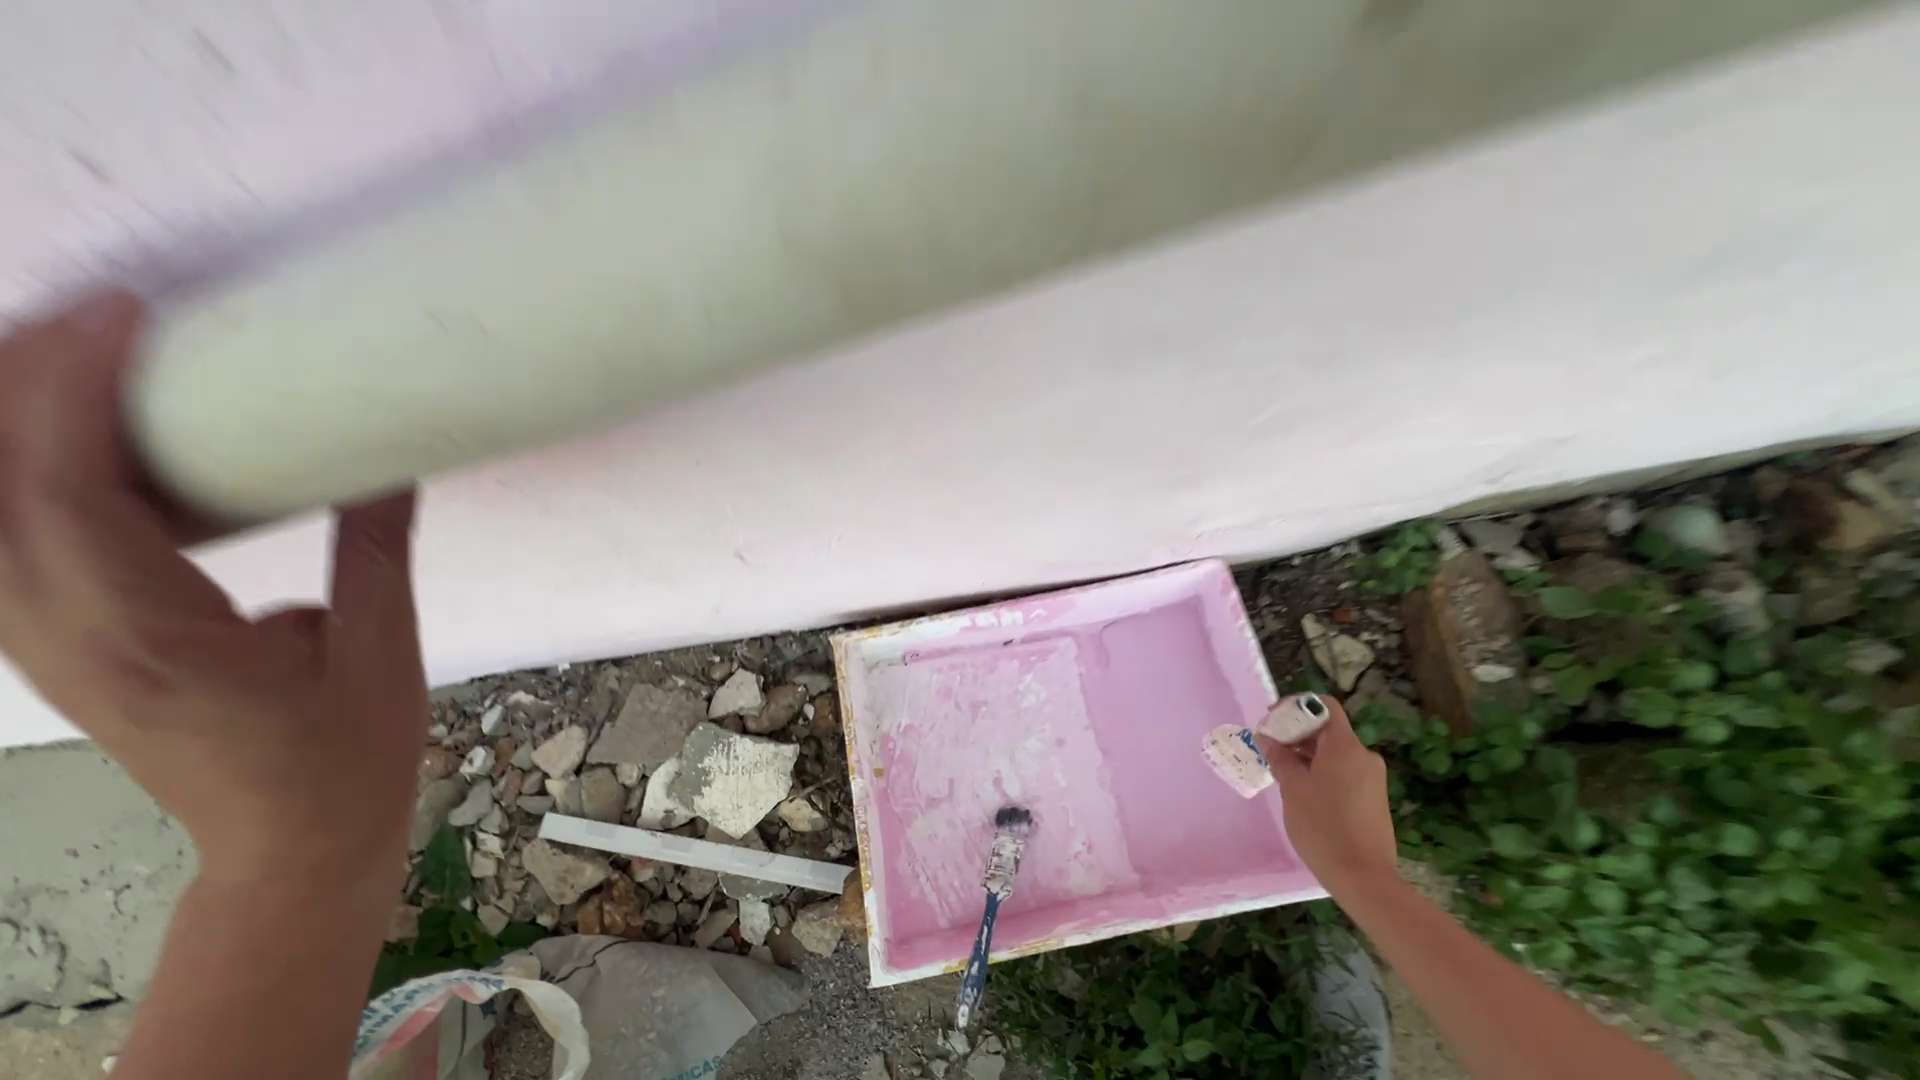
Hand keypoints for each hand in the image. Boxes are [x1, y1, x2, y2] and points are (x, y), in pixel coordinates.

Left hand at [0, 290, 428, 887]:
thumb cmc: (346, 757)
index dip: (70, 393)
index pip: (64, 495)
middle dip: (16, 380)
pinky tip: (71, 431)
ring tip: (78, 352)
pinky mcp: (51, 641)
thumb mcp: (382, 652)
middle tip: (101, 315)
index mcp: (152, 638)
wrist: (290, 845)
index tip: (126, 317)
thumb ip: (371, 550)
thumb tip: (387, 461)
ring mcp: (39, 643)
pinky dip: (16, 466)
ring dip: (6, 418)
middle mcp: (63, 636)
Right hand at [1257, 694, 1398, 895]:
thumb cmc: (1323, 826)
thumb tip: (1267, 738)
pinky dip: (1321, 772)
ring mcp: (1372, 778)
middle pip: (1328, 730)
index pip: (1325, 706)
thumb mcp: (1292, 788)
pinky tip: (1303, 791)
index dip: (1297, 705)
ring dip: (1307, 755)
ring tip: (1282, 772)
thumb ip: (1280, 757)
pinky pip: (1343, 772)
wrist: (1363, 877)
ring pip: (1334, 754)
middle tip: (1270, 748)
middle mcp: (1364, 756)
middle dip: (1297, 734)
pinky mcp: (1373, 798)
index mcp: (1345, 747)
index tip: (1273, 719)